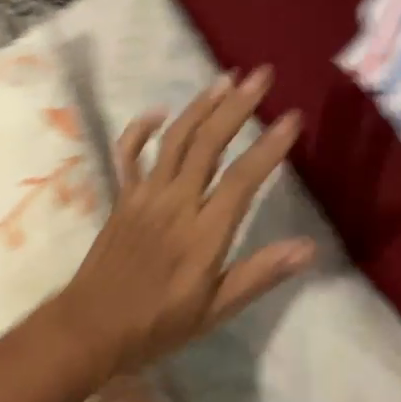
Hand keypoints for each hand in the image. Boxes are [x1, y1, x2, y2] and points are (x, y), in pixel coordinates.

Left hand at [49, 66, 315, 376]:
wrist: (91, 326)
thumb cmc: (159, 325)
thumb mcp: (215, 310)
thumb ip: (259, 274)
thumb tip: (308, 247)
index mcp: (203, 233)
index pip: (242, 179)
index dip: (269, 146)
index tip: (292, 117)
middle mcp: (174, 203)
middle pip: (208, 142)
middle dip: (237, 106)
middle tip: (261, 75)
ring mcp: (144, 194)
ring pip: (175, 138)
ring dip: (201, 105)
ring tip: (226, 79)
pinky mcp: (122, 195)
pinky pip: (129, 153)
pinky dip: (142, 128)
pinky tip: (160, 111)